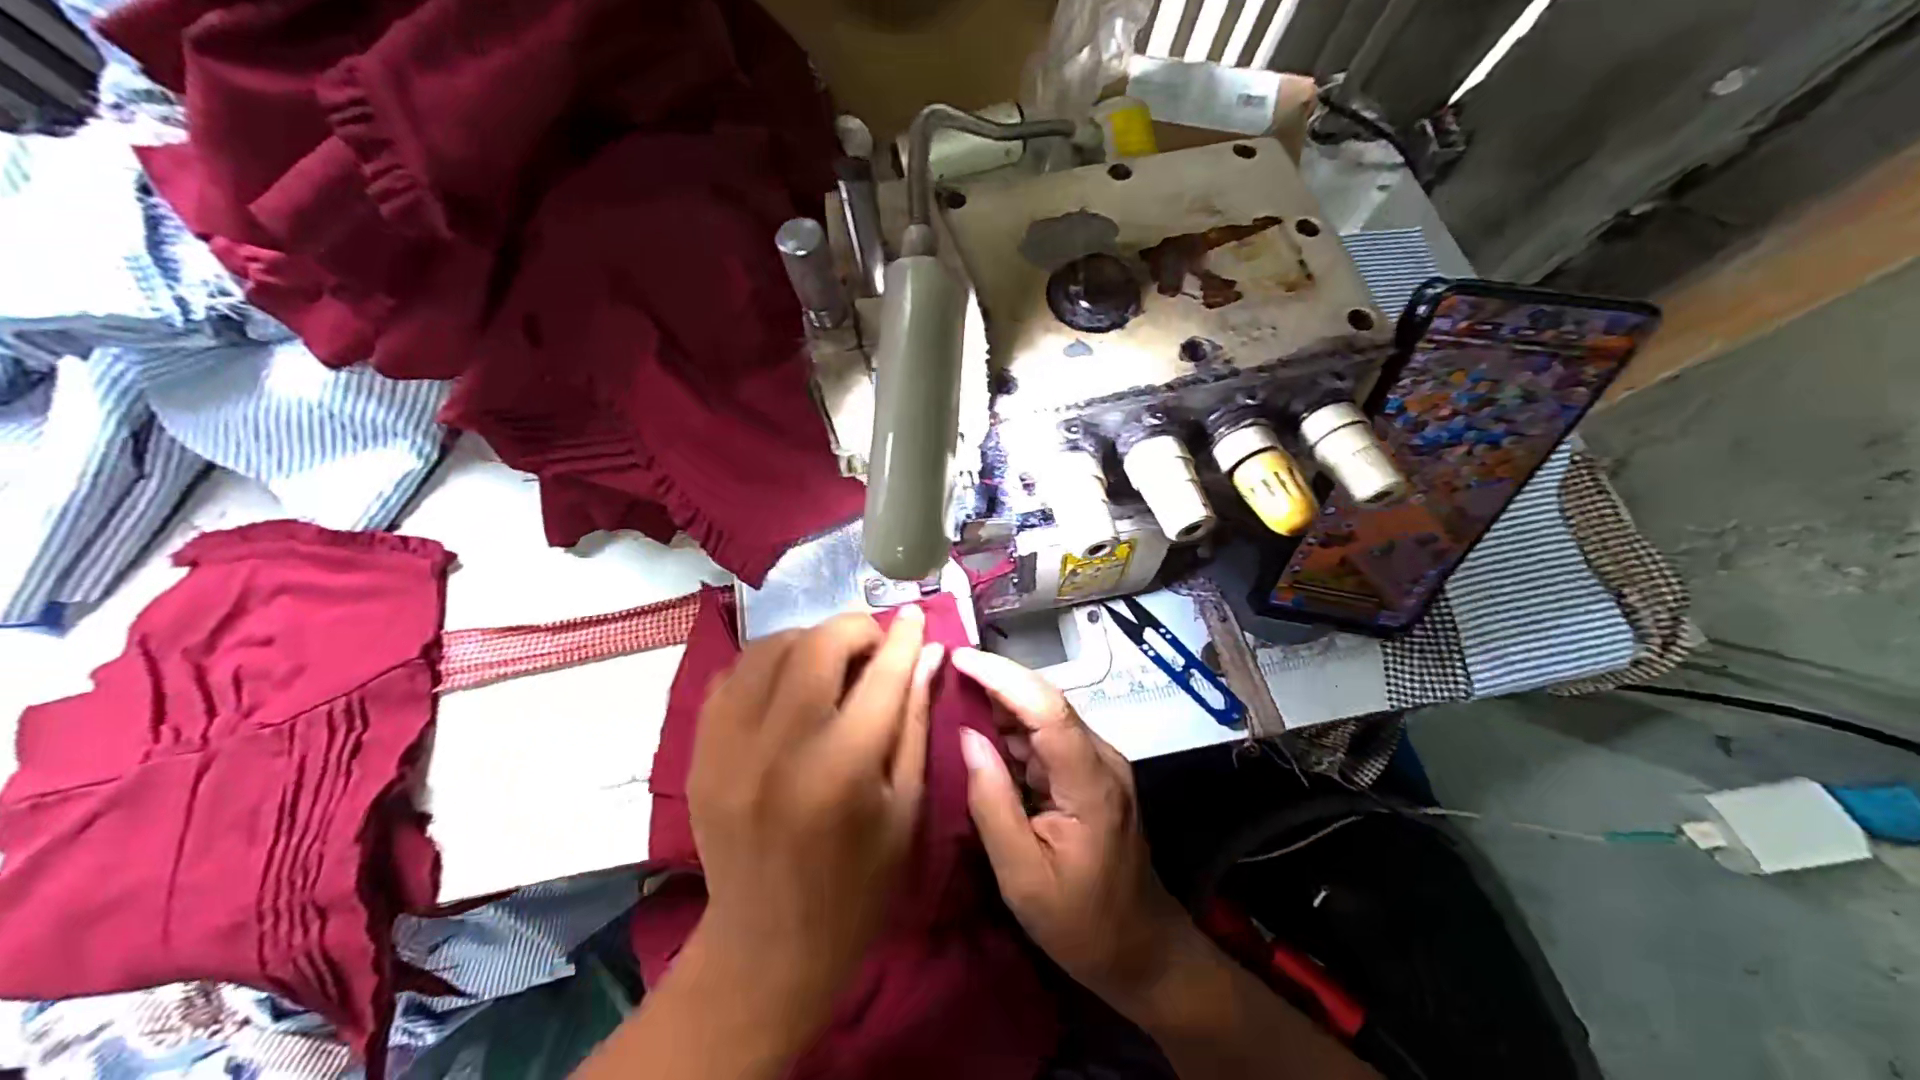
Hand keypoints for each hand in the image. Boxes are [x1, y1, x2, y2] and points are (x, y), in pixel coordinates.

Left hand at [686, 605, 944, 1015]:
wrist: (768, 945)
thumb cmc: (858, 886)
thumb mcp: (905, 808)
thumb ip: (913, 723)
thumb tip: (927, 655)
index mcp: (842, 769)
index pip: (880, 675)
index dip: (903, 638)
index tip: (915, 616)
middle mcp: (779, 746)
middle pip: (817, 644)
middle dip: (854, 630)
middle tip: (873, 647)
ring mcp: (728, 746)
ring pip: (768, 649)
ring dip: (808, 641)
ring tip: (830, 663)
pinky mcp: (700, 753)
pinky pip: (732, 676)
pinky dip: (765, 666)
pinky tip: (786, 686)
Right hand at [952, 647, 1194, 1010]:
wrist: (1140, 950)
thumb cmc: (1081, 923)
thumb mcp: (1023, 876)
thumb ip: (992, 803)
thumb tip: (966, 737)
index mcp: (1090, 783)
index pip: (1048, 709)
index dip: (1002, 677)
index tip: (958, 658)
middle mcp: (1101, 759)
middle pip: (1045, 703)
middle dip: (994, 681)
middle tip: (941, 670)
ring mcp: (1098, 765)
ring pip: (1043, 717)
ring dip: (998, 704)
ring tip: (949, 694)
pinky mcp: (1089, 774)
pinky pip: (1046, 740)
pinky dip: (1010, 732)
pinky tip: (977, 732)